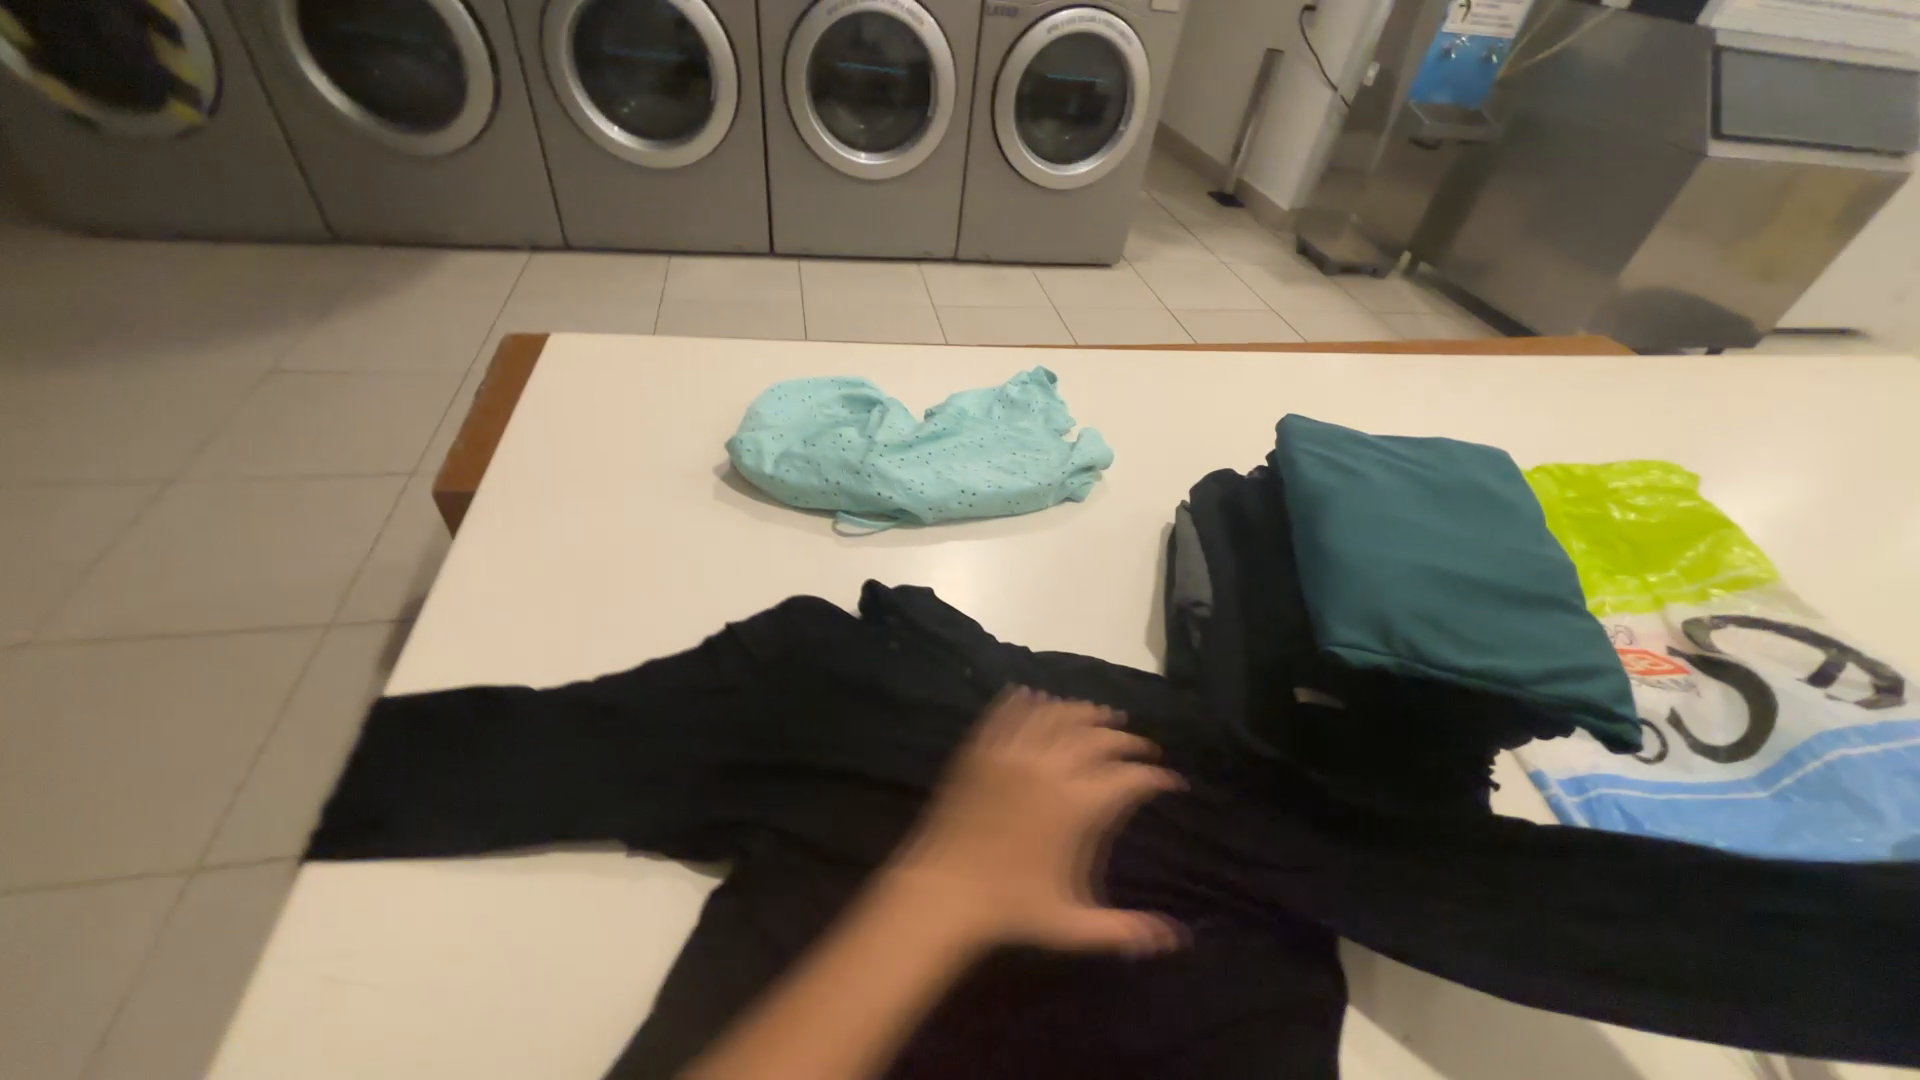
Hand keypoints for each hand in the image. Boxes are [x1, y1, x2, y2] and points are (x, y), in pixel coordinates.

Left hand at [889, 688, 1186, 955]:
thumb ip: (1123, 929)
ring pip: (1053, 715)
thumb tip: (1173, 939)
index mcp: (1077, 805)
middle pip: (1096, 736)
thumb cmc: (1009, 909)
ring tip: (1096, 712)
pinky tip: (1035, 696)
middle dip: (1124, 737)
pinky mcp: (980, 751)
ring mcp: (1011, 754)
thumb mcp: (1071, 924)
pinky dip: (1025, 702)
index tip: (1168, 779)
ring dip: (1080, 710)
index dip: (1154, 776)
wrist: (943, 891)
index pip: (1128, 777)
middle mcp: (1049, 768)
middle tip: (1137, 742)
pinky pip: (1006, 714)